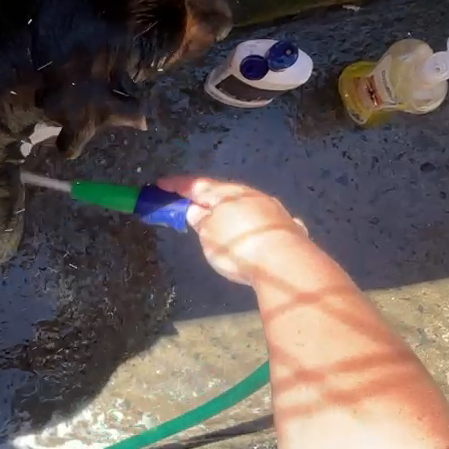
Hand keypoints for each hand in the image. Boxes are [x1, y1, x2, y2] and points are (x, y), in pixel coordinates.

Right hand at [156, 176, 308, 285]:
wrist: (285, 264)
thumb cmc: (237, 246)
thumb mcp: (208, 235)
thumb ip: (200, 221)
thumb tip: (196, 211)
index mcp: (226, 194)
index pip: (195, 185)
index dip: (176, 185)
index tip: (160, 184)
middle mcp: (250, 195)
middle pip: (223, 193)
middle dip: (207, 198)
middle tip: (192, 204)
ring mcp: (272, 209)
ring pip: (245, 204)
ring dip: (232, 210)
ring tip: (222, 221)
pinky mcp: (287, 226)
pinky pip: (264, 220)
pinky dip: (253, 223)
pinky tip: (255, 232)